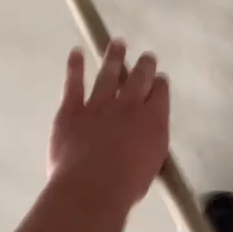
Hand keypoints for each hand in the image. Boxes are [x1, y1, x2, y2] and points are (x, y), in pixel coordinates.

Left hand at [46, 40, 168, 208]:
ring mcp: (99, 105)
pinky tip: (76, 53)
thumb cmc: (127, 185)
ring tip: (117, 43)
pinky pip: (74, 83)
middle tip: (147, 56)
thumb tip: (147, 136)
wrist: (92, 188)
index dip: (160, 84)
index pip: (160, 93)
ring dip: (114, 57)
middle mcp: (129, 106)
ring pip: (109, 74)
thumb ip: (151, 143)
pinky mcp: (72, 110)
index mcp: (153, 120)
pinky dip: (75, 67)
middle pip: (140, 78)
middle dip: (144, 65)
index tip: (160, 79)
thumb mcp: (153, 165)